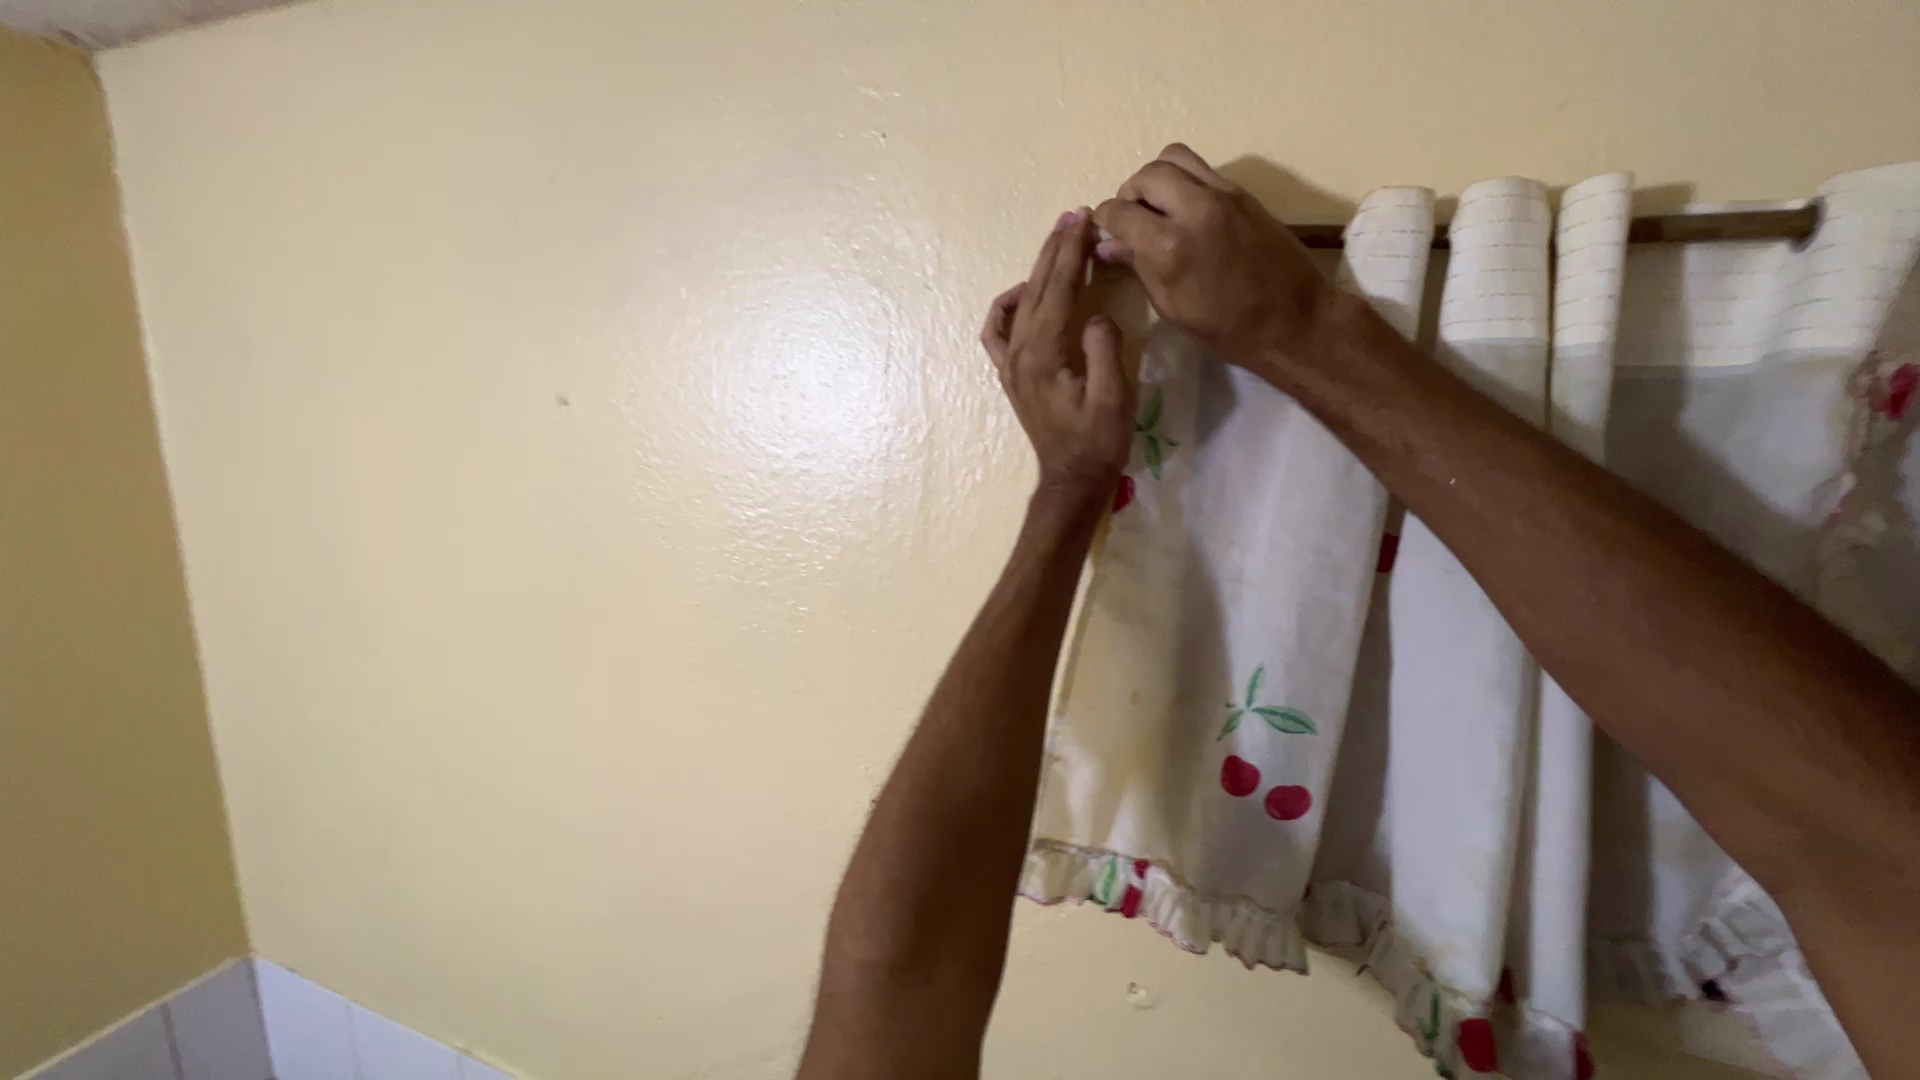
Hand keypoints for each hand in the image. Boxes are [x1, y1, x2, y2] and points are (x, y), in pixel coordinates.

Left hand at [981, 209, 1134, 501]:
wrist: (1071, 479)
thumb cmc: (1097, 443)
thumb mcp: (1113, 398)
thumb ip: (1104, 351)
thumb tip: (1095, 316)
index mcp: (1043, 355)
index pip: (1058, 290)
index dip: (1071, 251)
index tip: (1084, 218)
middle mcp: (1019, 354)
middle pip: (1036, 288)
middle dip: (1056, 249)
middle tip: (1075, 215)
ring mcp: (1010, 365)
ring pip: (1019, 304)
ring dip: (1038, 271)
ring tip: (1059, 244)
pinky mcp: (1011, 375)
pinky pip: (997, 333)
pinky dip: (1007, 308)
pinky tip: (1023, 295)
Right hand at [1093, 144, 1335, 373]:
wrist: (1294, 319)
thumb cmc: (1226, 328)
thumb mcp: (1171, 306)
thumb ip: (1139, 266)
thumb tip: (1109, 245)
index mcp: (1170, 246)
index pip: (1119, 212)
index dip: (1103, 221)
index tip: (1103, 233)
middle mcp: (1194, 208)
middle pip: (1145, 175)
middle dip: (1129, 194)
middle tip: (1130, 220)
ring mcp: (1222, 194)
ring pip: (1174, 158)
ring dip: (1156, 178)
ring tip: (1156, 207)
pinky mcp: (1242, 192)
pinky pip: (1201, 168)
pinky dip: (1182, 180)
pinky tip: (1183, 210)